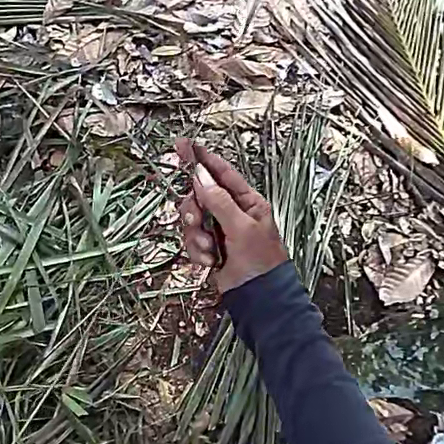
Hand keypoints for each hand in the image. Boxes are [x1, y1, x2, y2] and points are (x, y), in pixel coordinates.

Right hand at [174, 138, 289, 294]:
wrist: (258, 298)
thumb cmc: (260, 261)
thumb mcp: (241, 227)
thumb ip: (219, 201)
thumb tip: (200, 176)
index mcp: (247, 201)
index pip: (221, 172)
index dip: (202, 158)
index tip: (183, 145)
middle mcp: (231, 212)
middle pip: (199, 196)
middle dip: (194, 210)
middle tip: (197, 220)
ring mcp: (219, 229)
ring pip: (192, 219)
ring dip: (196, 236)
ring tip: (209, 249)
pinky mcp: (209, 247)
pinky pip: (191, 239)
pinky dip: (197, 251)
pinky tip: (210, 262)